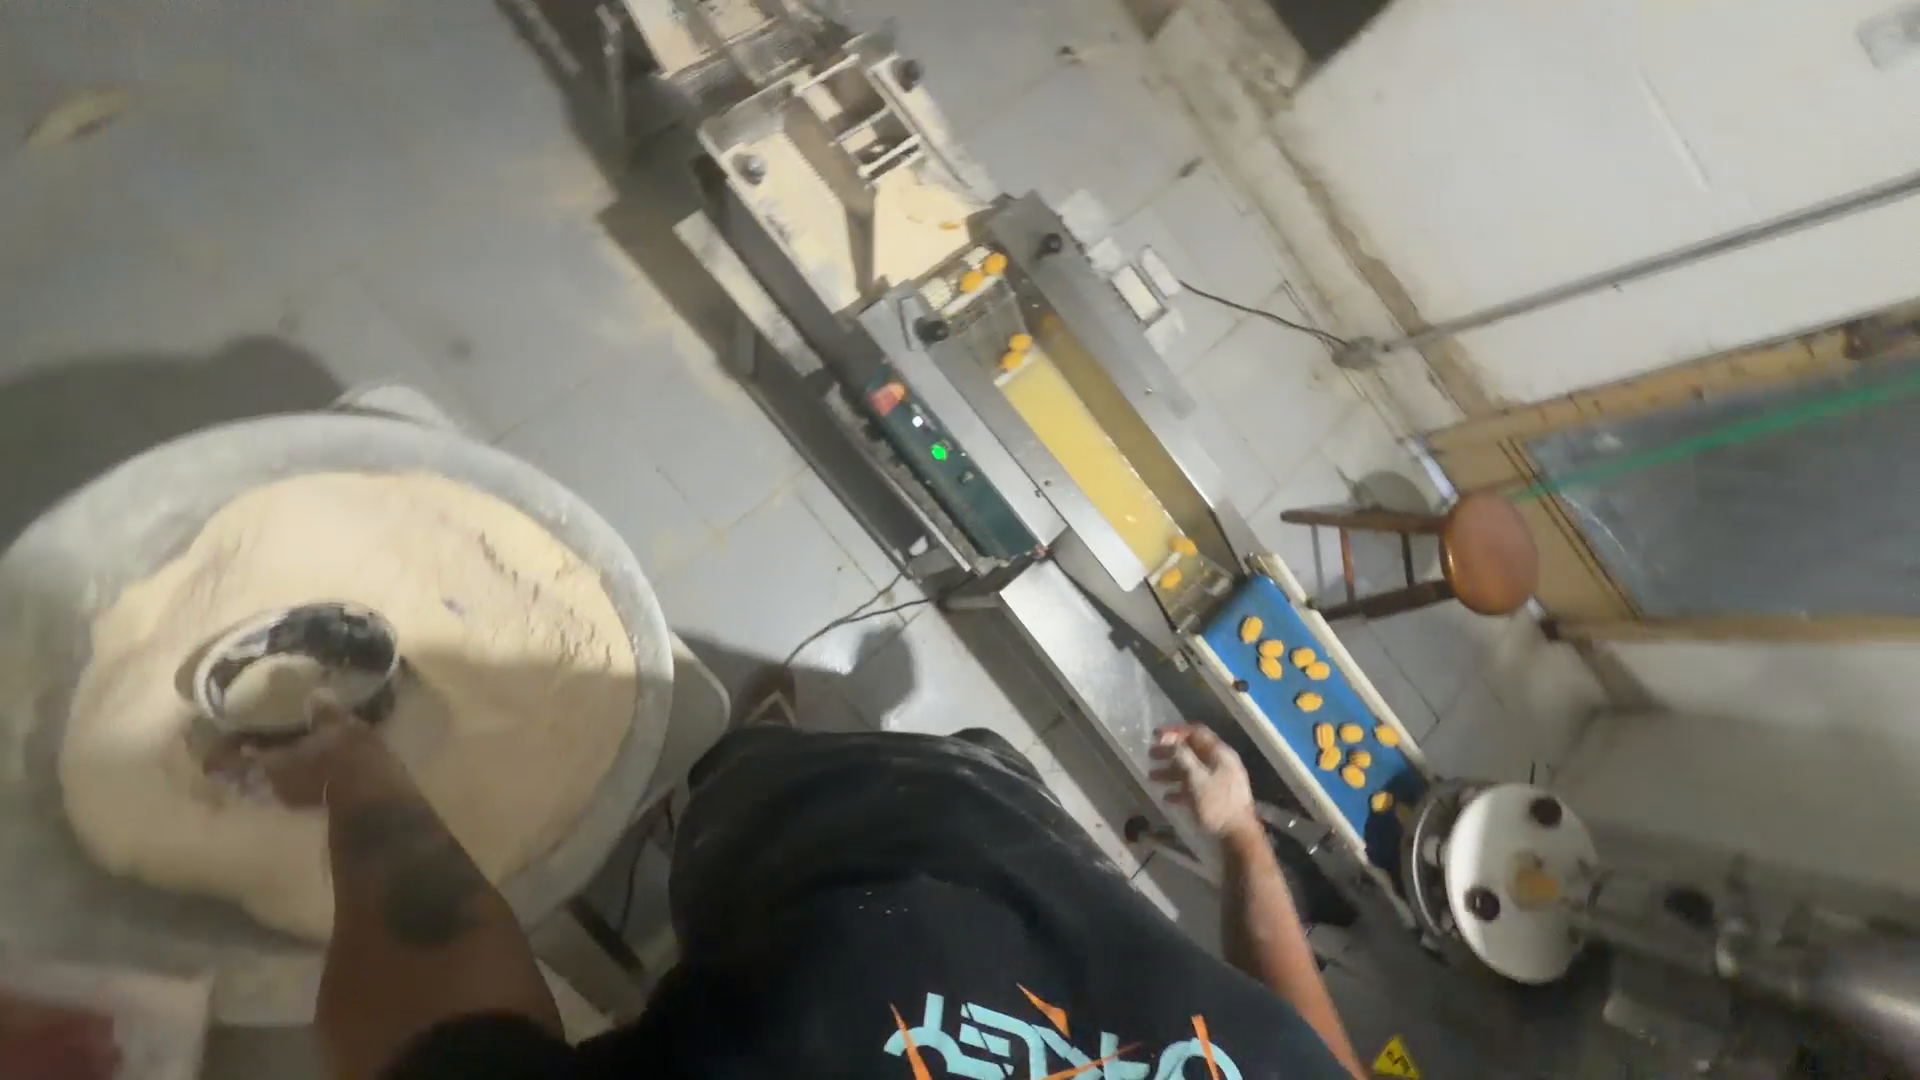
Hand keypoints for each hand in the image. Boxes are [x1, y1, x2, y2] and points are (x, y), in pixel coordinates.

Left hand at [205, 696, 385, 807]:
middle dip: (259, 751)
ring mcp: (289, 796)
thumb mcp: (342, 729)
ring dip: (282, 762)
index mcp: (267, 764)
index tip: (236, 730)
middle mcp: (269, 783)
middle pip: (248, 768)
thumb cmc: (349, 760)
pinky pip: (294, 783)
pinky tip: (321, 759)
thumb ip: (325, 714)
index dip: (224, 746)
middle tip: (273, 733)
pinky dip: (301, 771)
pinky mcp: (311, 802)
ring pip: (272, 776)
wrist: (374, 799)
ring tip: (301, 744)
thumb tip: (315, 695)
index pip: (222, 761)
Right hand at [1151, 725, 1259, 844]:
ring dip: (1171, 771)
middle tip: (1151, 755)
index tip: (1155, 736)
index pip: (1196, 733)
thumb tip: (1170, 740)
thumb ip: (1182, 756)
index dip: (1174, 731)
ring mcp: (1221, 780)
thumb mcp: (1195, 778)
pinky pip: (1196, 786)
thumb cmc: (1216, 804)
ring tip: (1152, 778)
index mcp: (1219, 754)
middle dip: (1170, 752)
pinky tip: (1168, 798)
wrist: (1238, 837)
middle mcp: (1221, 763)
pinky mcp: (1218, 797)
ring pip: (1192, 769)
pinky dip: (1181, 788)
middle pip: (1192, 751)